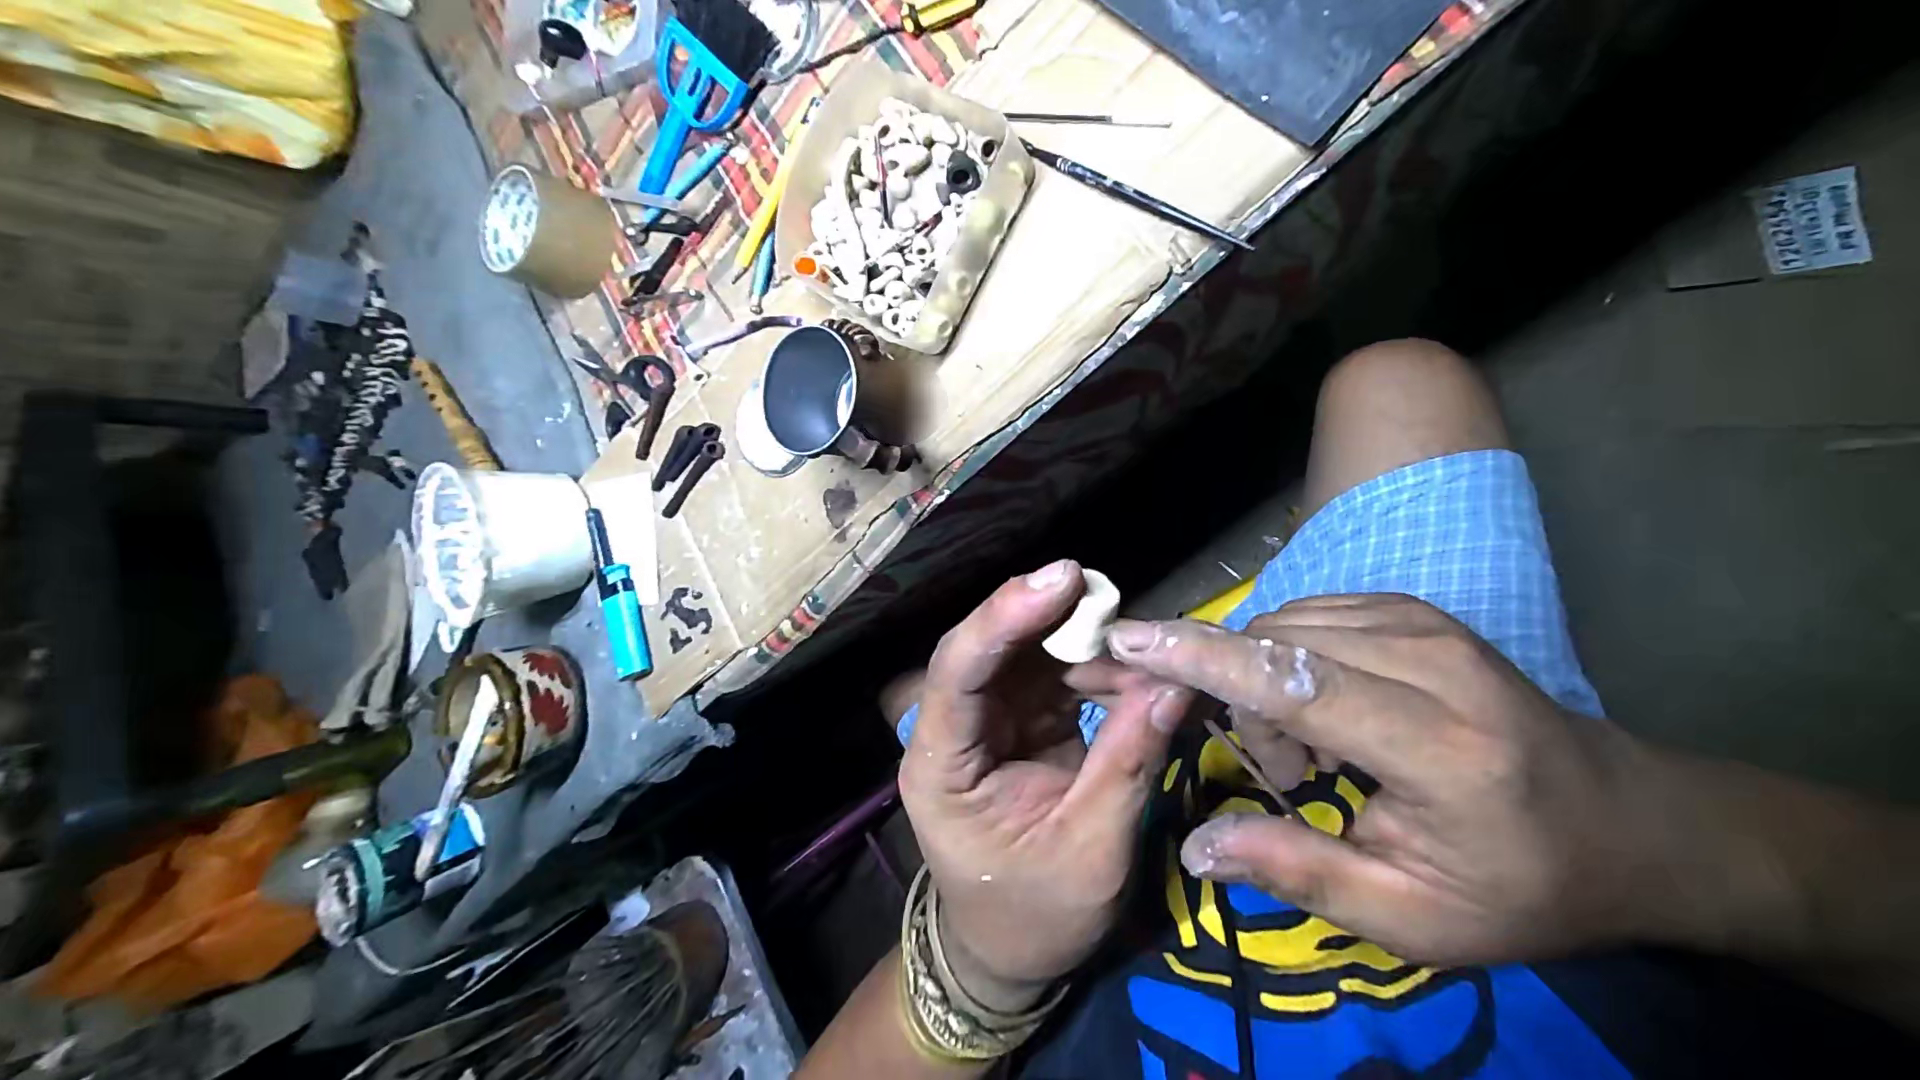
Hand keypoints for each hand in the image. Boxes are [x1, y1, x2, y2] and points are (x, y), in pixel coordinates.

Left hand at [901, 560, 1192, 1007]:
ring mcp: (989, 720)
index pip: (958, 671)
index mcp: (942, 764)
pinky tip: (1135, 674)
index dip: (1004, 618)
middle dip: (1051, 618)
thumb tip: (1175, 684)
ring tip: (1142, 649)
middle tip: (1111, 599)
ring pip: (1029, 655)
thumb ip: (1128, 763)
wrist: (1011, 948)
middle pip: (993, 649)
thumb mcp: (1091, 851)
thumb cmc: (1036, 914)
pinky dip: (1097, 670)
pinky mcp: (1022, 722)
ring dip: (1084, 643)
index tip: (1061, 579)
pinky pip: (1056, 678)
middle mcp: (956, 728)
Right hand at [1106, 594, 1650, 967]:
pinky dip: (1288, 662)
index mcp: (1442, 747)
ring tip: (1314, 751)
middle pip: (1275, 647)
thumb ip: (1300, 874)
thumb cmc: (1524, 884)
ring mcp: (1424, 623)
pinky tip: (1327, 710)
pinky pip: (1307, 618)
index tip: (1129, 639)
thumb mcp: (1415, 918)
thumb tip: (1198, 846)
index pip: (1297, 681)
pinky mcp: (1411, 609)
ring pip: (1284, 627)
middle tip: (1284, 773)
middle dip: (1242, 701)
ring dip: (1265, 684)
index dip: (1203, 658)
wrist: (1634, 822)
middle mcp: (1432, 662)